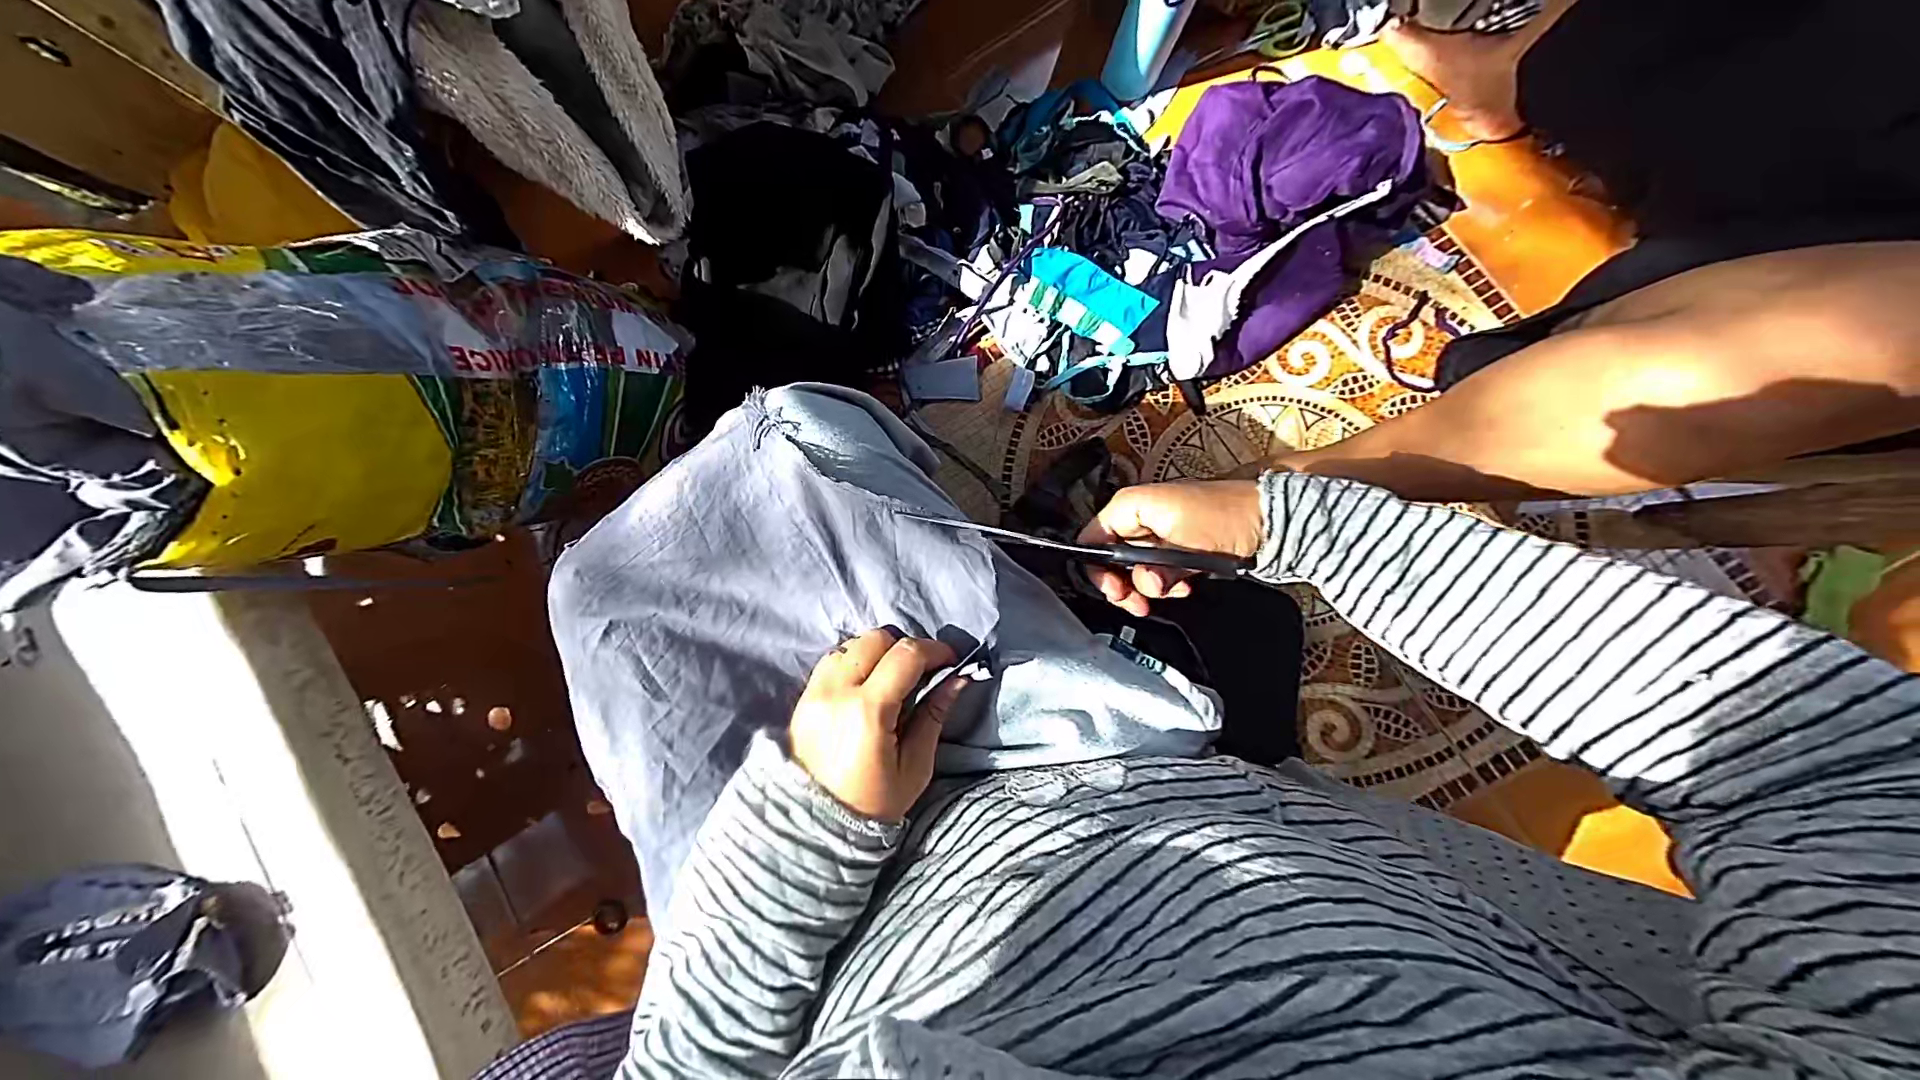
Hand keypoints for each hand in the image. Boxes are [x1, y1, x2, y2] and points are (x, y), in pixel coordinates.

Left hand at [788, 628, 962, 821]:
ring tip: (892, 678)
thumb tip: (959, 678)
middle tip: (921, 670)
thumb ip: (934, 715)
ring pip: (851, 644)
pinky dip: (853, 662)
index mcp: (868, 711)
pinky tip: (866, 685)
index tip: (951, 661)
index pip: (906, 655)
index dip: (935, 650)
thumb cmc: (872, 805)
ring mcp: (814, 693)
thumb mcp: (915, 766)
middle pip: (876, 638)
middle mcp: (836, 692)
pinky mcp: (802, 699)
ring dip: (877, 652)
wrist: (815, 828)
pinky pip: (831, 662)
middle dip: (905, 646)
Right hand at [1078, 480, 1262, 615]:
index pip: (1091, 541)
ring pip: (1134, 571)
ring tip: (1173, 590)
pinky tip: (1184, 586)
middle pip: (1110, 560)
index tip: (1117, 592)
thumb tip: (1138, 584)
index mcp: (1130, 506)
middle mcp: (1138, 520)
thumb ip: (1147, 560)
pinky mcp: (1174, 549)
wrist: (1269, 520)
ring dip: (1150, 587)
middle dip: (1125, 585)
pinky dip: (1166, 584)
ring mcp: (1157, 535)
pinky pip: (1157, 572)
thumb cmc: (1224, 516)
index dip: (1098, 570)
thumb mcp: (1176, 534)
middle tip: (1141, 602)